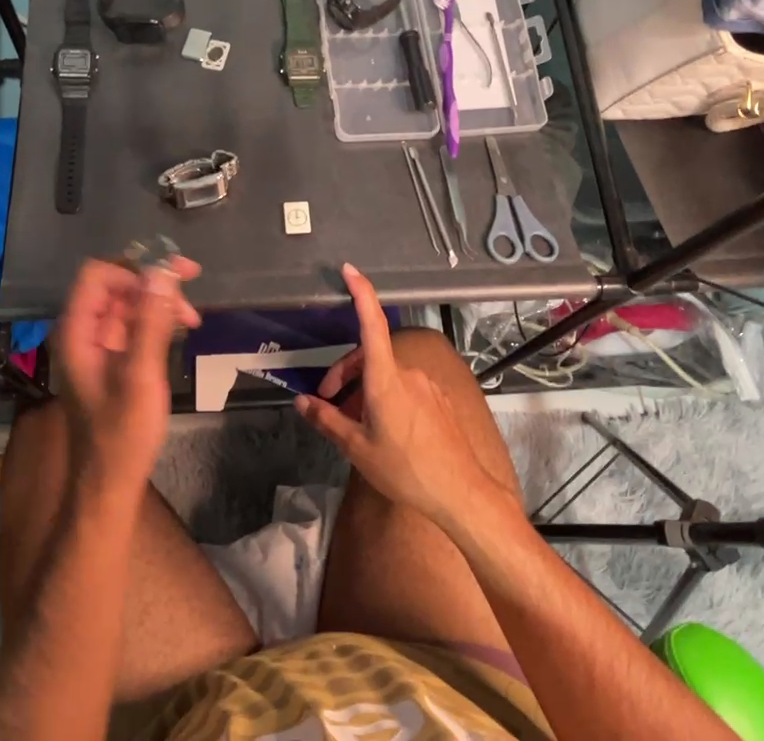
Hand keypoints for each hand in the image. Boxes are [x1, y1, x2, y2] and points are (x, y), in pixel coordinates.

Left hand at [52, 256, 201, 489]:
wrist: (109, 482)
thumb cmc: (122, 434)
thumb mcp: (141, 376)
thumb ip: (151, 322)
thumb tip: (163, 273)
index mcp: (76, 332)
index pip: (98, 275)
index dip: (135, 271)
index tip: (175, 280)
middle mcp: (81, 332)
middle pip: (115, 285)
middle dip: (153, 282)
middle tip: (192, 287)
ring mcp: (96, 347)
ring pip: (127, 303)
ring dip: (159, 302)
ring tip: (192, 319)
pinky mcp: (111, 361)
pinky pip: (132, 325)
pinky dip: (156, 320)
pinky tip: (179, 330)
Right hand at [293, 264, 504, 529]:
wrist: (461, 493)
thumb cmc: (404, 469)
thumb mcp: (356, 448)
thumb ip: (327, 420)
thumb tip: (302, 402)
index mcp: (386, 379)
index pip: (371, 324)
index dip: (361, 293)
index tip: (350, 270)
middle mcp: (409, 373)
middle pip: (371, 356)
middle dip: (346, 373)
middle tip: (327, 402)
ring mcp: (428, 386)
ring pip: (388, 376)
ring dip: (366, 390)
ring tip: (354, 425)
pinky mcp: (440, 401)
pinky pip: (406, 390)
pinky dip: (387, 399)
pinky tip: (383, 430)